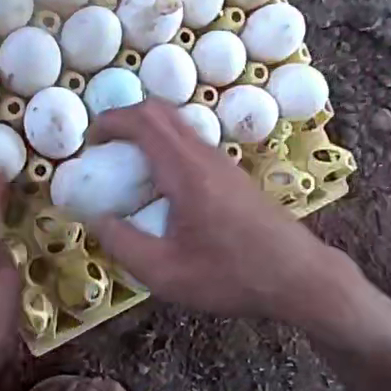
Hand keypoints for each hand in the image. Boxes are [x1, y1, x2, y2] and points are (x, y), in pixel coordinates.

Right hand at [85, 101, 353, 326]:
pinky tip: (159, 189)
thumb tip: (99, 221)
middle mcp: (205, 156)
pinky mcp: (232, 175)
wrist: (299, 278)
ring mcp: (223, 162)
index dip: (110, 121)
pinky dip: (165, 149)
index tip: (90, 141)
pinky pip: (191, 145)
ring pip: (178, 126)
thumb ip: (123, 245)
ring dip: (146, 135)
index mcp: (186, 171)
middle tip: (104, 151)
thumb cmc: (231, 276)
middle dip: (125, 121)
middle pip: (161, 112)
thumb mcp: (165, 273)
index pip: (144, 120)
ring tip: (126, 170)